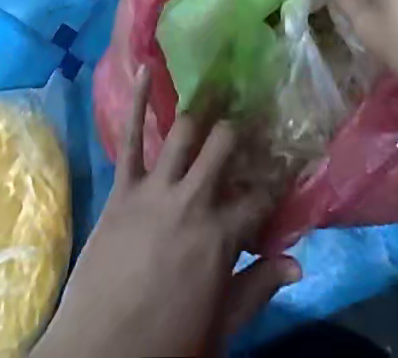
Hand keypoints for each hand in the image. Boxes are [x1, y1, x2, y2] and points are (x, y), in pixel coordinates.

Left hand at [32, 75, 298, 357]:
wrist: (99, 355)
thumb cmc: (167, 344)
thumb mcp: (222, 326)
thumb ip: (258, 288)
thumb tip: (298, 262)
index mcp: (221, 237)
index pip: (258, 199)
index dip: (272, 186)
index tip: (280, 171)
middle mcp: (192, 201)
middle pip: (224, 147)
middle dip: (239, 129)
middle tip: (248, 113)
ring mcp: (154, 189)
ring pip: (184, 133)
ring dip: (201, 109)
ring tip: (216, 84)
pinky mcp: (122, 187)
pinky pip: (131, 137)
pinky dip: (137, 101)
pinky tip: (144, 69)